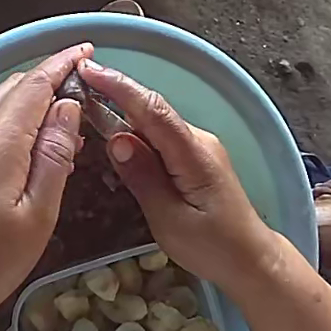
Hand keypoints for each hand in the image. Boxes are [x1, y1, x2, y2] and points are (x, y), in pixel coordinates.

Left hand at [0, 43, 91, 330]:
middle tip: (83, 89)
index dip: (61, 63)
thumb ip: (55, 155)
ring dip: (31, 100)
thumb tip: (68, 106)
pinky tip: (31, 146)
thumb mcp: (37, 213)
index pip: (34, 84)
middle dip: (48, 78)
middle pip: (13, 87)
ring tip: (65, 119)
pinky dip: (13, 120)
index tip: (85, 49)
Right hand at [74, 59, 286, 294]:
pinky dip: (135, 131)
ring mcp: (198, 146)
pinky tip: (116, 136)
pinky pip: (160, 136)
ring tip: (87, 107)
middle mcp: (198, 140)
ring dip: (122, 113)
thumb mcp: (170, 221)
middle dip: (114, 94)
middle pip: (151, 111)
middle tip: (78, 83)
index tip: (89, 71)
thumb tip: (116, 140)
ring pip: (154, 123)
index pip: (153, 111)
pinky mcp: (194, 156)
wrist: (252, 260)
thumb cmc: (213, 248)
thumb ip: (143, 178)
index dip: (120, 88)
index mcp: (194, 154)